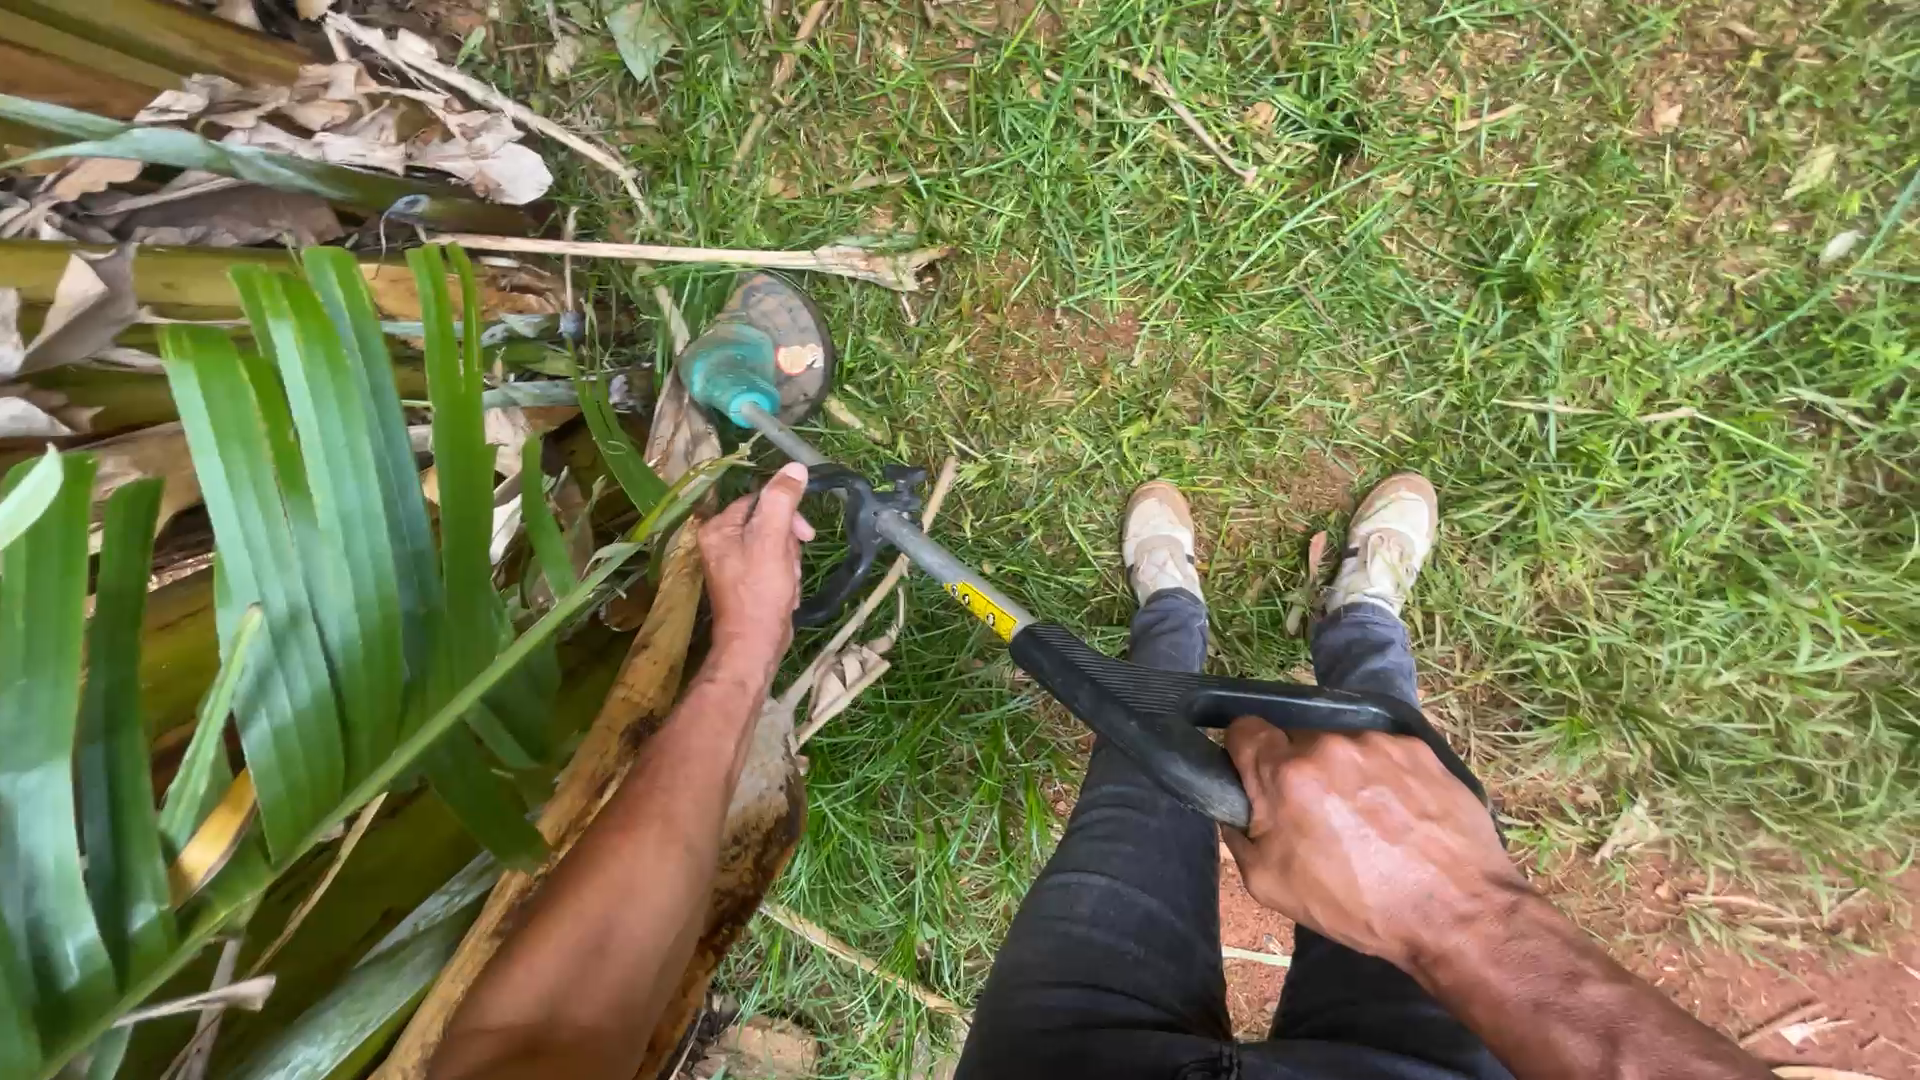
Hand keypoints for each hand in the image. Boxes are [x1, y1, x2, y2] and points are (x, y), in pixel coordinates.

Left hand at [697, 462, 814, 669]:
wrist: (755, 643)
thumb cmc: (760, 591)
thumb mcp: (772, 540)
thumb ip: (782, 501)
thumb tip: (795, 468)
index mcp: (719, 528)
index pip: (760, 500)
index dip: (787, 513)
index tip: (805, 533)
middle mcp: (721, 542)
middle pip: (770, 522)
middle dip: (788, 544)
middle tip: (789, 565)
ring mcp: (734, 563)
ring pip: (777, 544)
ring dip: (790, 562)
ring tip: (787, 582)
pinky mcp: (748, 580)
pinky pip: (775, 564)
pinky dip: (786, 576)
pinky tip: (786, 592)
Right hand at [1220, 719, 1526, 969]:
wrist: (1460, 917)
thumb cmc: (1357, 906)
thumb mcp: (1270, 885)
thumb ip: (1238, 835)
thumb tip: (1234, 810)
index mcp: (1284, 773)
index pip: (1243, 729)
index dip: (1244, 753)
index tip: (1257, 778)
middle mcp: (1326, 745)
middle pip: (1294, 741)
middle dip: (1297, 770)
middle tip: (1318, 814)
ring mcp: (1375, 742)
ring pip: (1339, 746)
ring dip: (1341, 772)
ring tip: (1368, 818)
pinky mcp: (1417, 748)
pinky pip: (1382, 752)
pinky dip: (1382, 775)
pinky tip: (1399, 814)